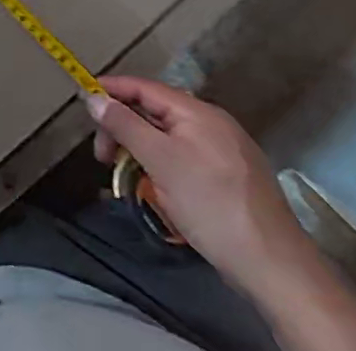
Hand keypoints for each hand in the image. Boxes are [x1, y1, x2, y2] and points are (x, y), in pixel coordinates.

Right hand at [86, 76, 318, 296]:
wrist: (274, 267)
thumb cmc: (210, 204)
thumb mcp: (159, 161)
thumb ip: (124, 124)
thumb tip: (93, 97)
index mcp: (198, 113)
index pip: (143, 87)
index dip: (109, 89)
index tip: (81, 101)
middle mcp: (214, 124)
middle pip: (154, 111)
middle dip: (123, 126)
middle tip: (101, 154)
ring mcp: (226, 151)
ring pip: (168, 135)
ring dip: (139, 147)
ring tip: (125, 173)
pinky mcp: (231, 177)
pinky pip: (184, 155)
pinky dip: (160, 161)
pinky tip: (155, 183)